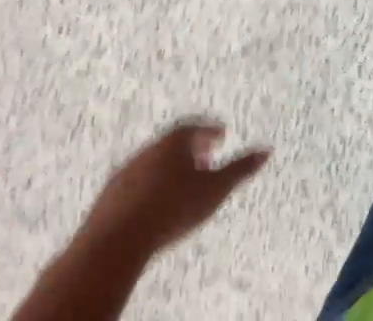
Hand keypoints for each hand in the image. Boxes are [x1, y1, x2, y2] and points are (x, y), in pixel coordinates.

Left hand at [79, 120, 270, 255]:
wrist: (114, 244)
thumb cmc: (174, 208)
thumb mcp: (217, 188)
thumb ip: (241, 168)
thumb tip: (267, 150)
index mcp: (173, 143)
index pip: (193, 126)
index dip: (210, 130)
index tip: (221, 136)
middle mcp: (145, 152)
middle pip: (170, 144)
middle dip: (190, 151)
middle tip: (206, 160)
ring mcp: (122, 176)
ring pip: (151, 165)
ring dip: (168, 170)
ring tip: (183, 186)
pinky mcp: (105, 200)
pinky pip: (134, 185)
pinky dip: (150, 188)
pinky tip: (157, 206)